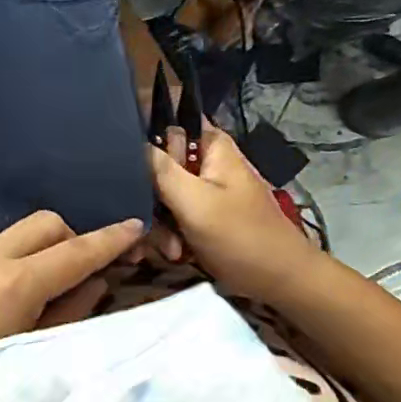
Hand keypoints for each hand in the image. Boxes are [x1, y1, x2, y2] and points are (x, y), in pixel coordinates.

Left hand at [0, 211, 144, 401]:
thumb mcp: (30, 357)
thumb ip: (70, 312)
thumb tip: (97, 281)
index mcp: (11, 285)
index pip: (74, 252)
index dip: (109, 240)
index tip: (135, 227)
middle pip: (48, 223)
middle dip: (72, 239)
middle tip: (82, 272)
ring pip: (22, 230)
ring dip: (43, 248)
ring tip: (43, 287)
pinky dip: (16, 257)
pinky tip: (8, 291)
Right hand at [147, 124, 320, 299]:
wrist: (279, 282)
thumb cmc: (241, 236)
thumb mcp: (195, 201)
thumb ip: (160, 169)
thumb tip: (130, 141)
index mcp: (209, 145)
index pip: (169, 119)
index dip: (144, 132)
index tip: (121, 154)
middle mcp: (202, 162)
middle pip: (158, 162)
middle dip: (148, 193)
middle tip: (150, 220)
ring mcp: (200, 191)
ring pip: (159, 193)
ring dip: (158, 223)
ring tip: (170, 249)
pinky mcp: (197, 216)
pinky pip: (169, 216)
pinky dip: (167, 234)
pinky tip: (172, 253)